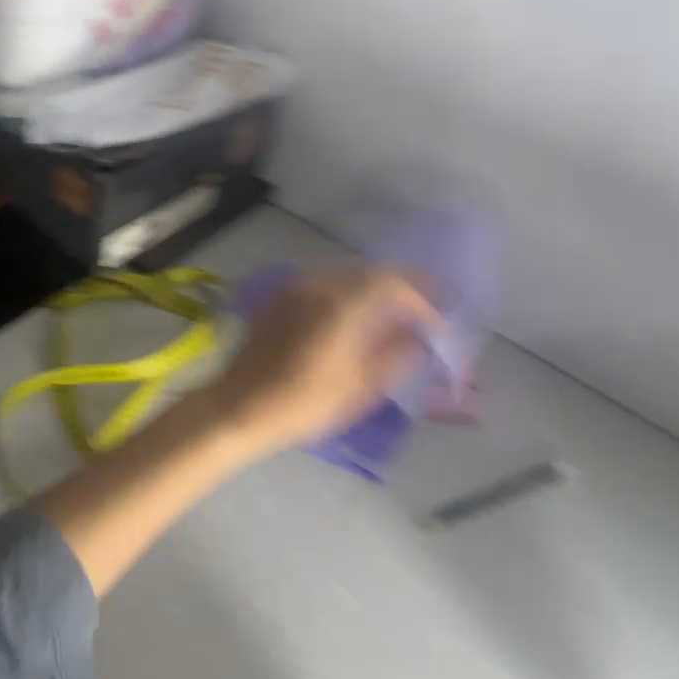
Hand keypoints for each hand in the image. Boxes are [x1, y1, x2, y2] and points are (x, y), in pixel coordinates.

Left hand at [206, 266, 441, 457]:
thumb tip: (419, 338)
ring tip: (396, 311)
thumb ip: (395, 356)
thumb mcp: (360, 388)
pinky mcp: (278, 300)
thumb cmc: (302, 403)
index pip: (393, 282)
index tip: (440, 322)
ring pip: (345, 274)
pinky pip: (323, 284)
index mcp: (341, 304)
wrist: (238, 406)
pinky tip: (357, 315)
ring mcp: (293, 290)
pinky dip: (348, 291)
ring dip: (374, 286)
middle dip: (402, 286)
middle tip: (427, 306)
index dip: (423, 298)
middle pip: (369, 271)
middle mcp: (317, 286)